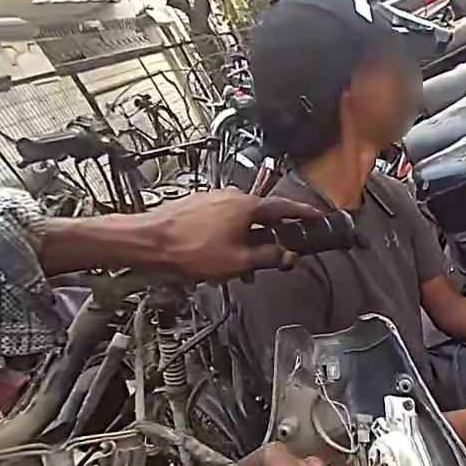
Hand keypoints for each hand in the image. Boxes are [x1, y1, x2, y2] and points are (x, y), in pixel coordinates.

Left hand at [139, 191, 320, 280]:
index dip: (304, 214)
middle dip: (268, 240)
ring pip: (240, 222)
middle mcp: (232, 196)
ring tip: (240, 268)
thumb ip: (268, 257)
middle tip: (273, 258)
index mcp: (248, 206)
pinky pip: (222, 222)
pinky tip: (220, 258)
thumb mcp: (238, 262)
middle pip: (262, 217)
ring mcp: (213, 199)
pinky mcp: (197, 206)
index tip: (316, 217)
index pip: (285, 208)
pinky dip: (228, 238)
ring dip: (246, 243)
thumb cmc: (189, 249)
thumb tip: (287, 256)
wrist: (149, 241)